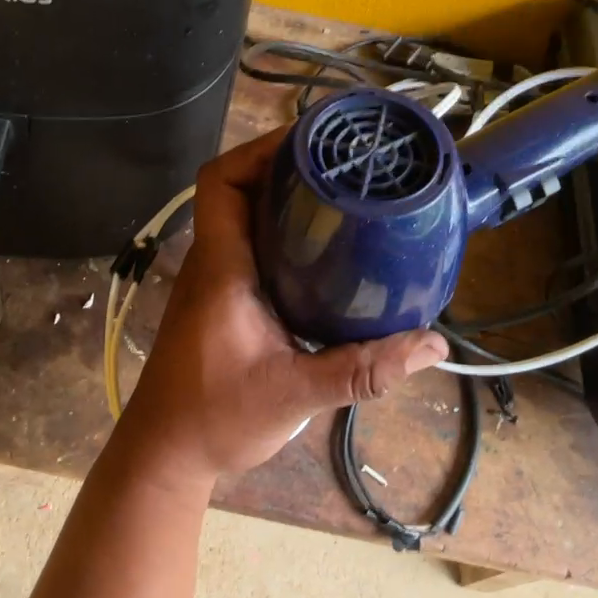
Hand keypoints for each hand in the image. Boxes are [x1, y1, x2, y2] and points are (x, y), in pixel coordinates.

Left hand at [114, 128, 448, 483]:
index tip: (311, 144)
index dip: (258, 150)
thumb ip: (361, 369)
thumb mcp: (294, 394)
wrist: (165, 453)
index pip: (221, 181)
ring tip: (342, 194)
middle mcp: (213, 259)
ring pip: (245, 213)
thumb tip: (431, 345)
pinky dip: (283, 230)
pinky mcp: (222, 296)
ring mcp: (215, 277)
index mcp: (222, 265)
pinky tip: (326, 248)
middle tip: (344, 165)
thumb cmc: (215, 418)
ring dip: (284, 196)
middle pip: (239, 187)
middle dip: (286, 166)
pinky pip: (251, 242)